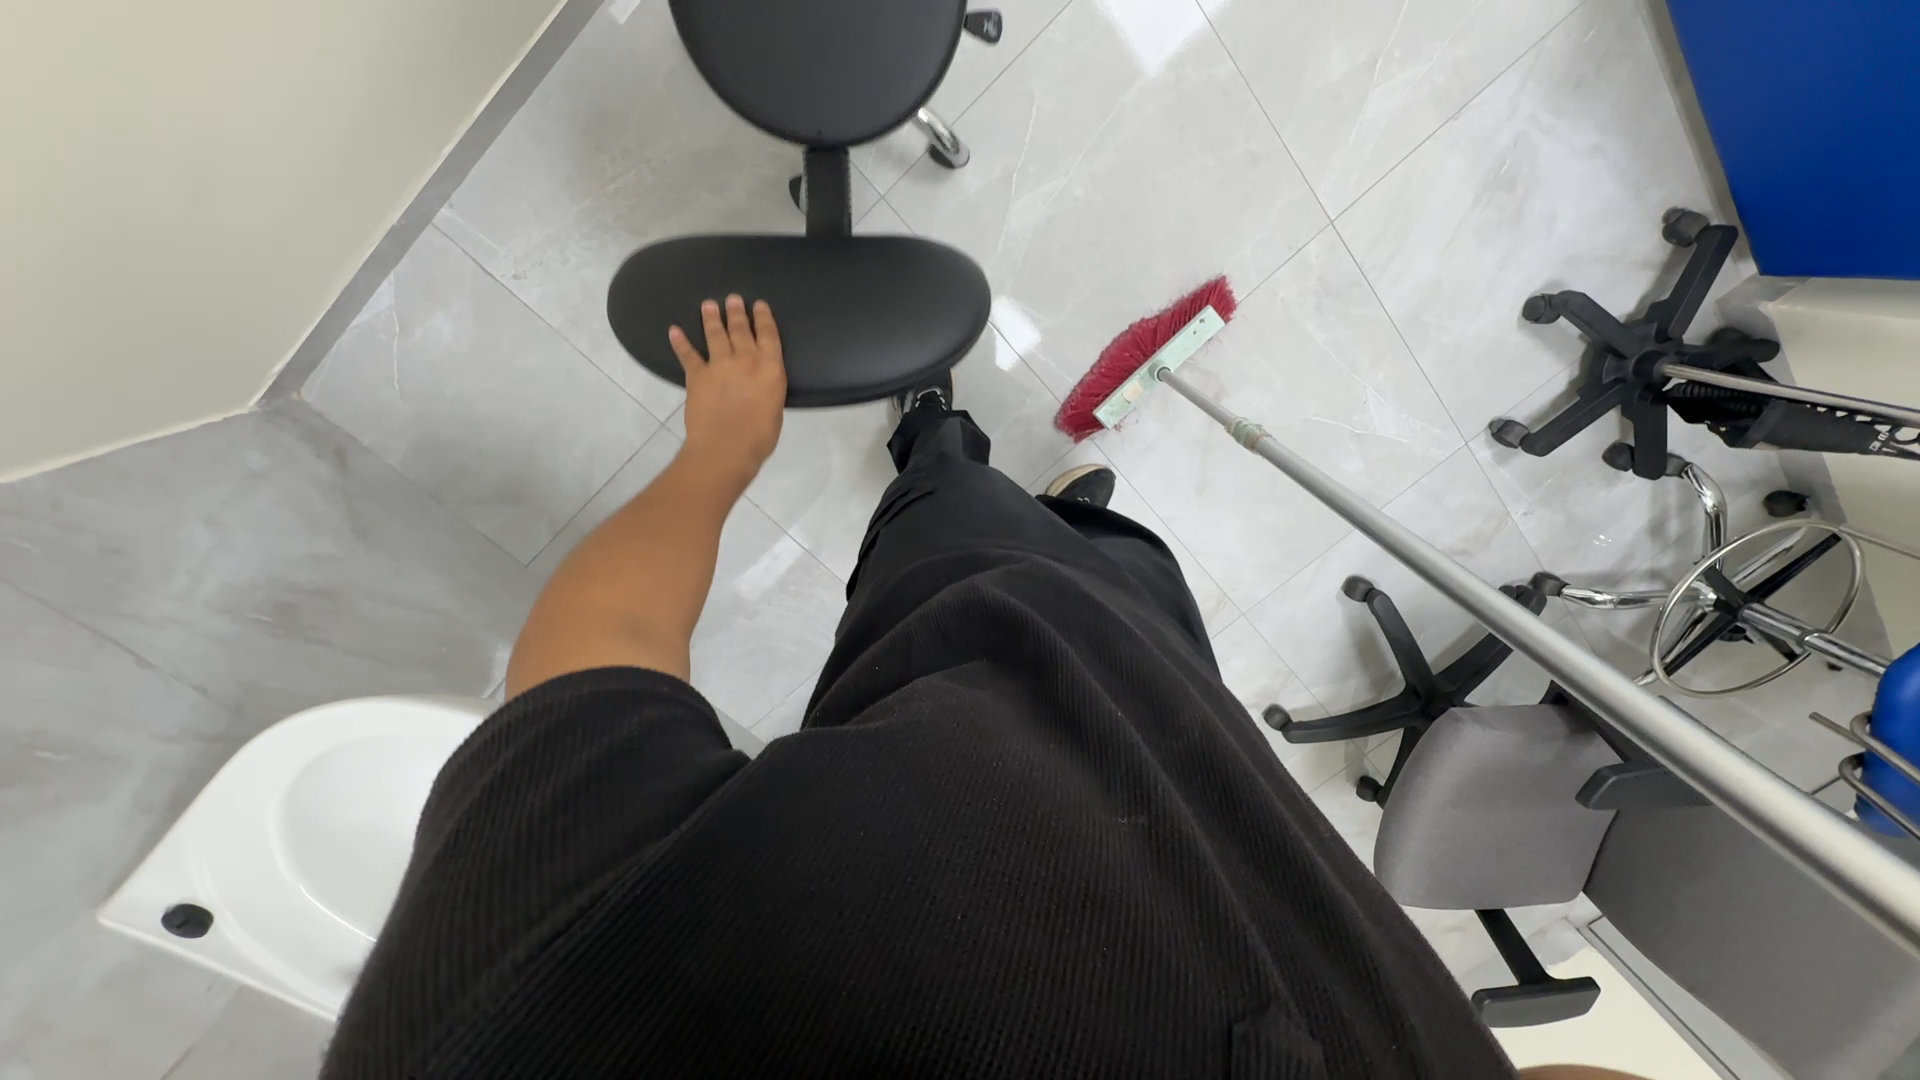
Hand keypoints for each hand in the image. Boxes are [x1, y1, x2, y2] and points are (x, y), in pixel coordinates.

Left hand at [669, 295, 786, 490]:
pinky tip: (674, 331)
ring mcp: (719, 366)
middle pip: (741, 329)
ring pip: (715, 335)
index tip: (759, 305)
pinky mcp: (697, 375)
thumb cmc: (759, 437)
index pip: (769, 335)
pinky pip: (688, 354)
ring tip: (708, 305)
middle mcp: (746, 360)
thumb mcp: (775, 409)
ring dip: (711, 318)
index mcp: (771, 369)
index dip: (764, 318)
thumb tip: (761, 383)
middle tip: (732, 298)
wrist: (726, 448)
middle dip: (737, 312)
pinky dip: (680, 342)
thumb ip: (768, 388)